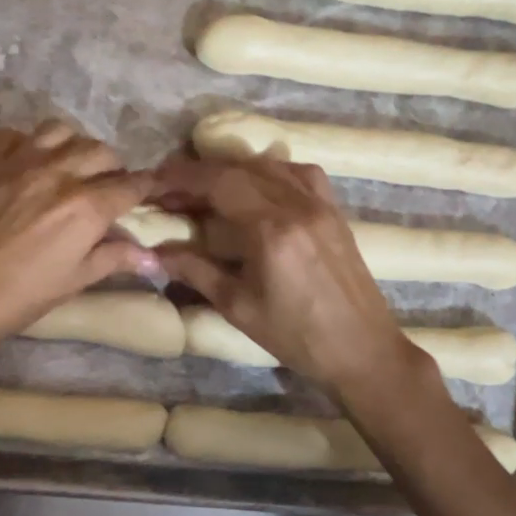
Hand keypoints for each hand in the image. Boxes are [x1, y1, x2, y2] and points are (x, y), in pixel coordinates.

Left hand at [0, 122, 155, 387]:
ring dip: (71, 146)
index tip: (148, 190)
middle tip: (103, 187)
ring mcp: (18, 160)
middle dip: (109, 167)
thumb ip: (112, 259)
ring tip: (67, 167)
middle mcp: (58, 172)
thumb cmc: (15, 299)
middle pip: (99, 151)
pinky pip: (14, 134)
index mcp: (87, 207)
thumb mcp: (71, 283)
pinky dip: (27, 144)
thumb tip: (153, 259)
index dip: (144, 187)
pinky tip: (23, 165)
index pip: (130, 184)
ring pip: (60, 131)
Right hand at [152, 155, 418, 390]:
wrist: (362, 350)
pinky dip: (268, 172)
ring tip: (204, 189)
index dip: (181, 178)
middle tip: (169, 188)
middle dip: (199, 173)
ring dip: (231, 170)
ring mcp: (321, 204)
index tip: (153, 182)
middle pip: (240, 169)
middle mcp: (298, 204)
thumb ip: (195, 271)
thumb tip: (154, 254)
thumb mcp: (237, 307)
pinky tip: (254, 189)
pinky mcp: (334, 212)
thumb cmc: (296, 337)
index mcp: (272, 229)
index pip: (219, 183)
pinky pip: (298, 174)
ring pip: (269, 165)